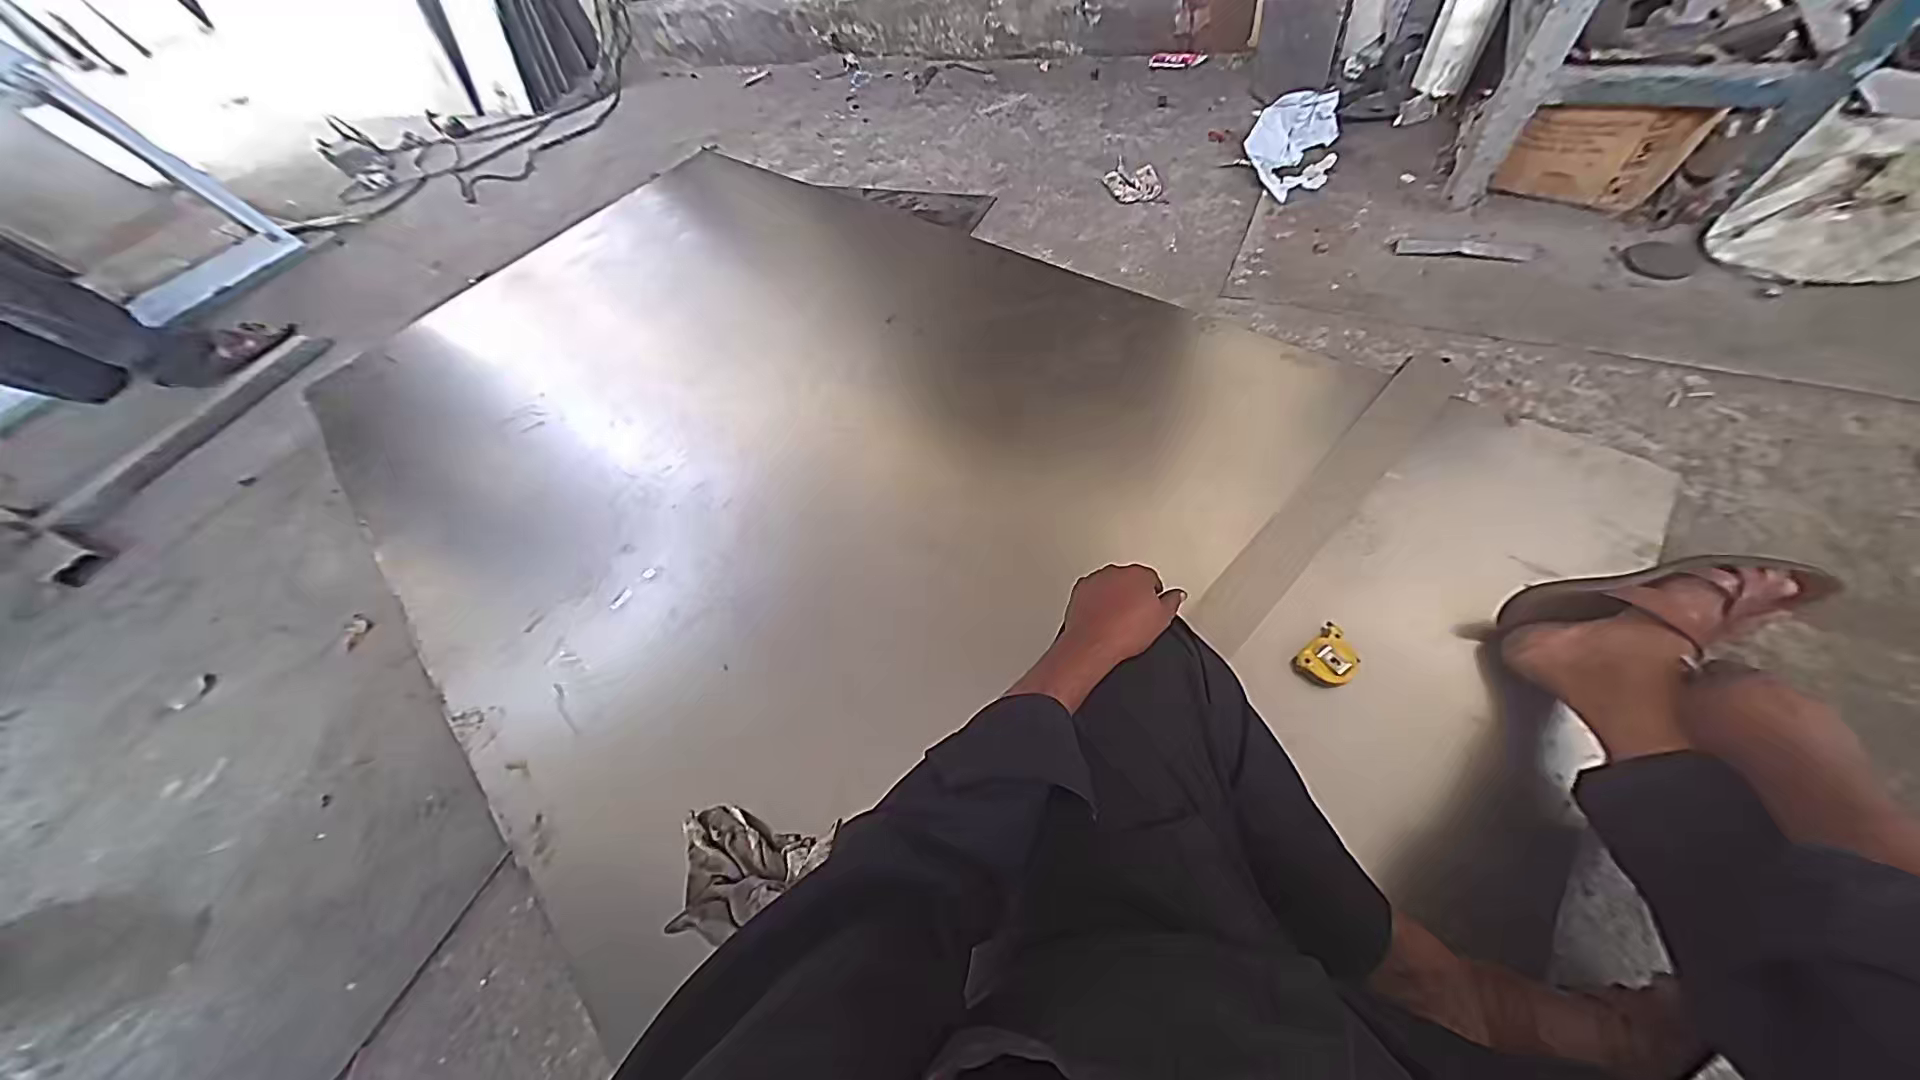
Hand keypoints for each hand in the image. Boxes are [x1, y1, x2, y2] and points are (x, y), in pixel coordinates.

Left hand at [1059, 564, 1185, 665]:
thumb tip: (1178, 595)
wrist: (1093, 643)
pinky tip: (1101, 616)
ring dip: (1114, 594)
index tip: (1151, 606)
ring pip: (1110, 582)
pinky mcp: (1081, 589)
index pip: (1152, 578)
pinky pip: (1093, 590)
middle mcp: (1116, 572)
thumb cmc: (1123, 632)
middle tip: (1135, 614)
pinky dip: (1096, 598)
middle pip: (1130, 578)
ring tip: (1117, 617)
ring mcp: (1097, 579)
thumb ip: (1172, 602)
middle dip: (1133, 592)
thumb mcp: (1162, 619)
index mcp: (1139, 574)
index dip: (1153, 595)